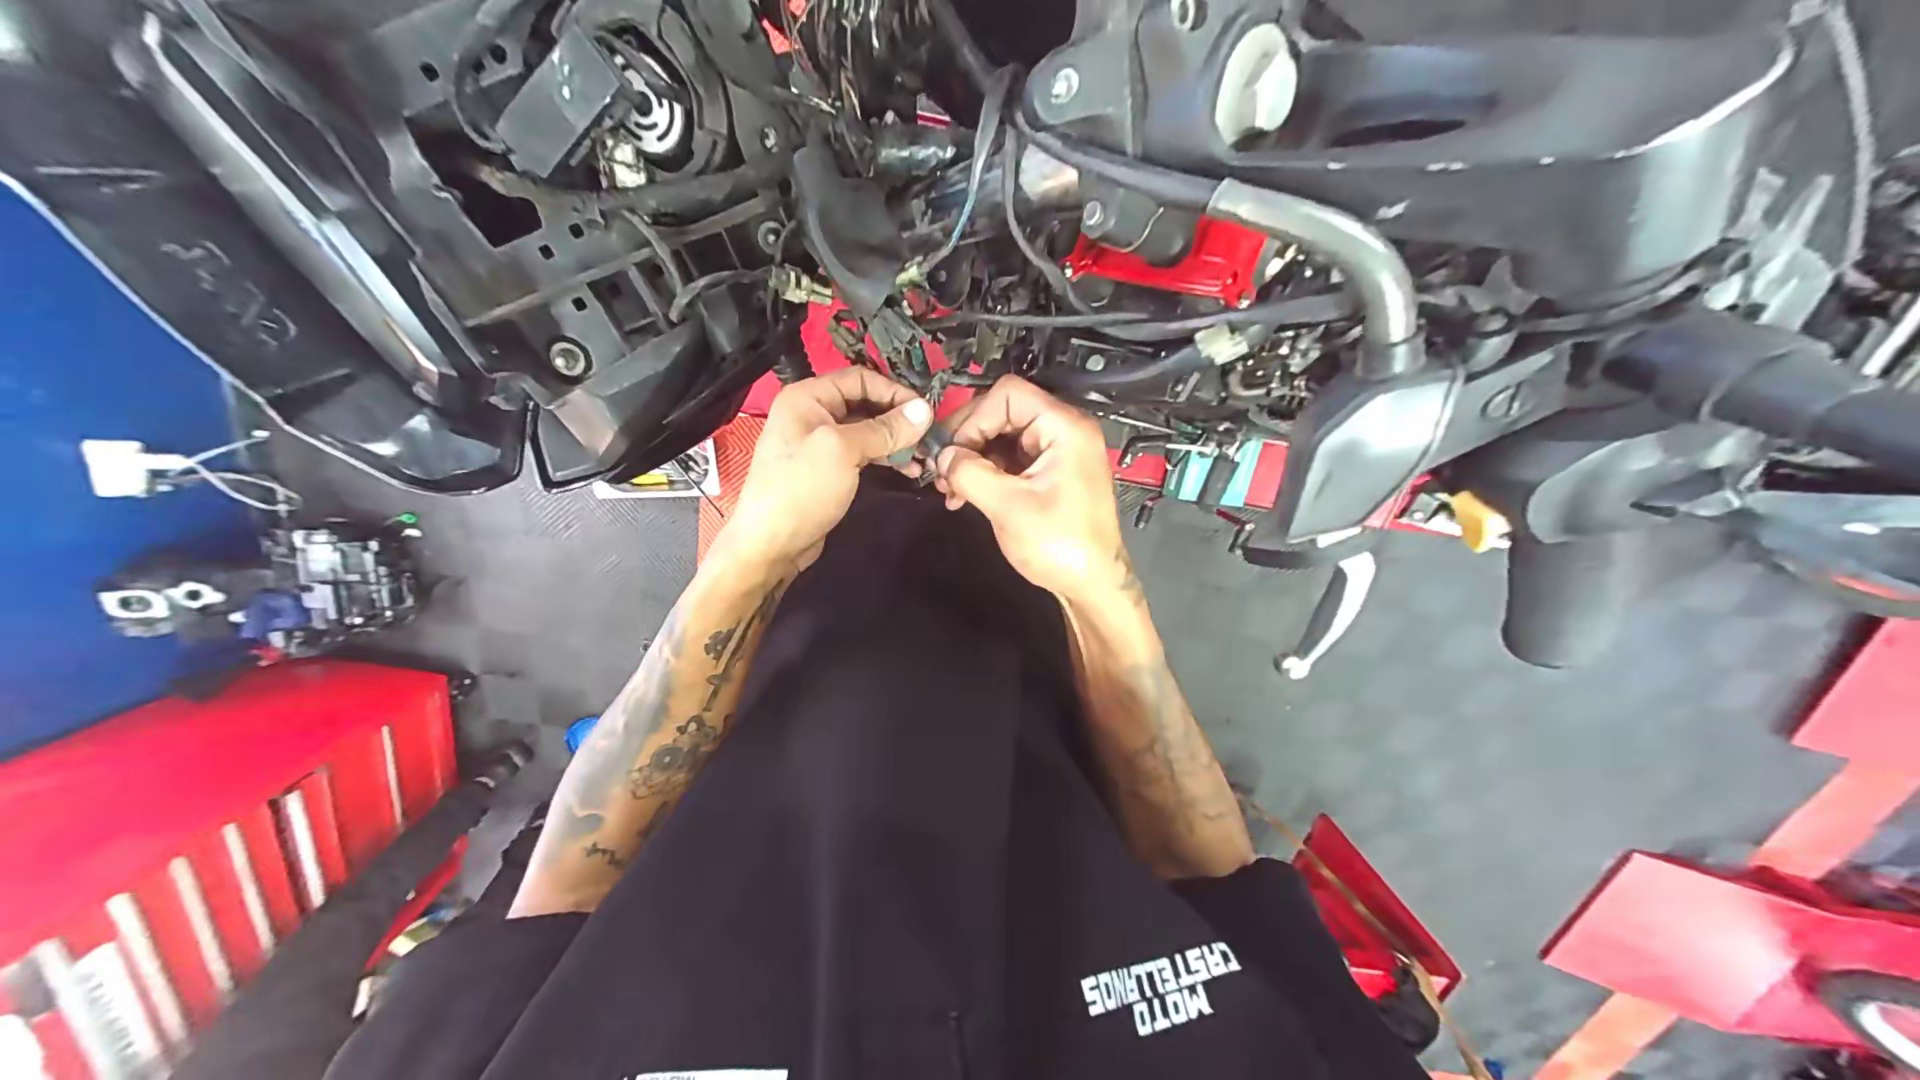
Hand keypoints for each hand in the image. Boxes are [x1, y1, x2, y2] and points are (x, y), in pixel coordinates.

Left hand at [716, 367, 931, 573]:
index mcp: (807, 397)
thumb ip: (885, 429)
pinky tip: (908, 469)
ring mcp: (821, 443)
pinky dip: (886, 458)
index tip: (925, 412)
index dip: (895, 391)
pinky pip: (864, 453)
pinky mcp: (830, 469)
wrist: (771, 545)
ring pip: (868, 431)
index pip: (861, 378)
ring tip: (922, 458)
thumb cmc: (800, 490)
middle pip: (867, 403)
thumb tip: (924, 410)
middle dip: (899, 419)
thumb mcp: (843, 451)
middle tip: (928, 437)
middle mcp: (813, 414)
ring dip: (896, 441)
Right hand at [935, 376, 1131, 603]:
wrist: (1091, 585)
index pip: (1008, 395)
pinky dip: (985, 473)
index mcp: (1065, 428)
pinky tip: (964, 495)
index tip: (953, 452)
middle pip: (1002, 412)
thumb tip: (943, 456)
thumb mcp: (1007, 506)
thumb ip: (969, 473)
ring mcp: (1057, 453)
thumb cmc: (1062, 547)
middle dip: (968, 440)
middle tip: (943, 470)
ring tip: (951, 489)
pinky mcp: (1048, 474)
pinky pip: (1009, 459)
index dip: (973, 419)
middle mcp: (1064, 432)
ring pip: (1001, 438)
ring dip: (972, 460)